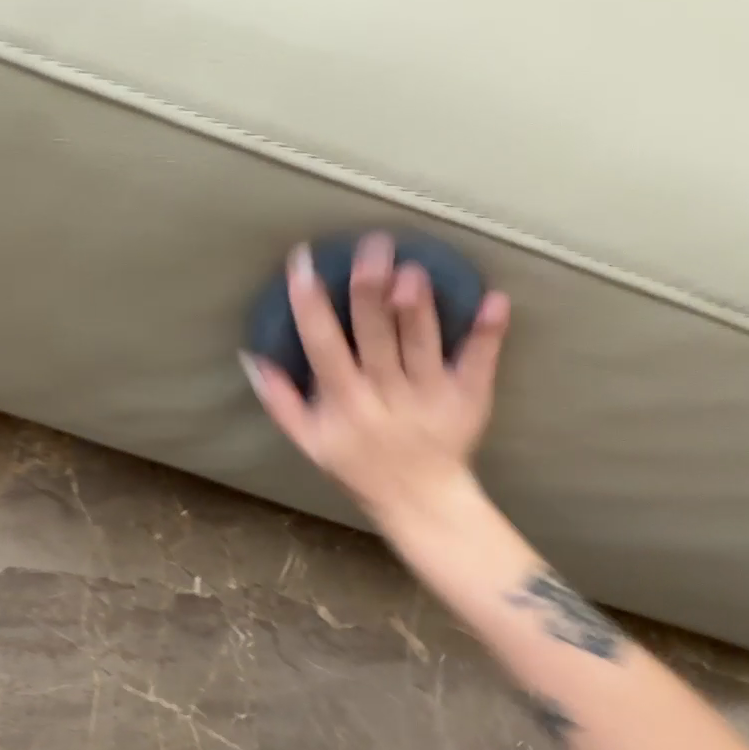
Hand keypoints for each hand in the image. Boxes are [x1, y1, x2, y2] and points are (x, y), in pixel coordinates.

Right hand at [241, 233, 509, 532]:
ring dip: (418, 308)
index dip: (310, 307)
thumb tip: (254, 358)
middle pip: (376, 339)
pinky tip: (494, 301)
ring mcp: (429, 396)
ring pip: (422, 345)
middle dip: (370, 293)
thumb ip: (282, 402)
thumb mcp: (310, 442)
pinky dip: (487, 334)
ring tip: (412, 268)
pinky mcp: (468, 399)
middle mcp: (385, 396)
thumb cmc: (358, 467)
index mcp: (344, 403)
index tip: (302, 266)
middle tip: (371, 248)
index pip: (323, 348)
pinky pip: (478, 364)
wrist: (418, 501)